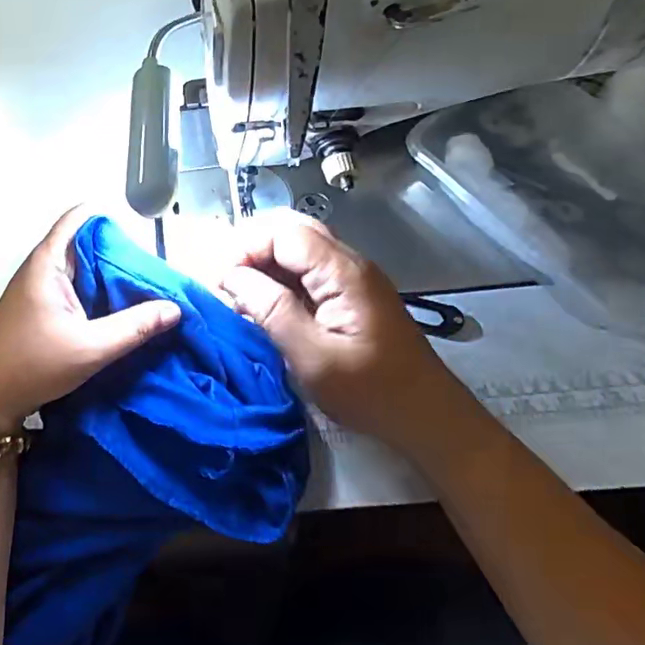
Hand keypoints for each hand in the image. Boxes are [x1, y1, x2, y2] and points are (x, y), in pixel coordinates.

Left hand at [0, 207, 180, 428]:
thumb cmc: (30, 367)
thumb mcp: (90, 348)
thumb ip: (135, 327)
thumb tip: (175, 308)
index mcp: (47, 263)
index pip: (78, 219)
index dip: (109, 218)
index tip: (140, 235)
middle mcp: (42, 268)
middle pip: (86, 242)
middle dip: (119, 250)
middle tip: (152, 267)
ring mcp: (40, 288)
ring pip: (83, 266)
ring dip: (110, 273)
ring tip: (145, 286)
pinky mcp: (42, 307)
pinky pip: (78, 285)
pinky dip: (99, 290)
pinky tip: (121, 306)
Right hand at [218, 211, 480, 454]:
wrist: (425, 412)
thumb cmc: (371, 392)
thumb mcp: (313, 358)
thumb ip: (273, 312)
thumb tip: (232, 276)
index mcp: (342, 271)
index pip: (285, 232)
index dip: (247, 247)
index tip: (219, 279)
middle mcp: (349, 262)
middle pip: (293, 232)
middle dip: (253, 250)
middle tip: (223, 283)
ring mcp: (352, 277)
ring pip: (300, 250)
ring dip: (266, 265)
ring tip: (236, 294)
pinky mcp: (351, 294)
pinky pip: (310, 272)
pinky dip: (282, 280)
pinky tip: (264, 305)